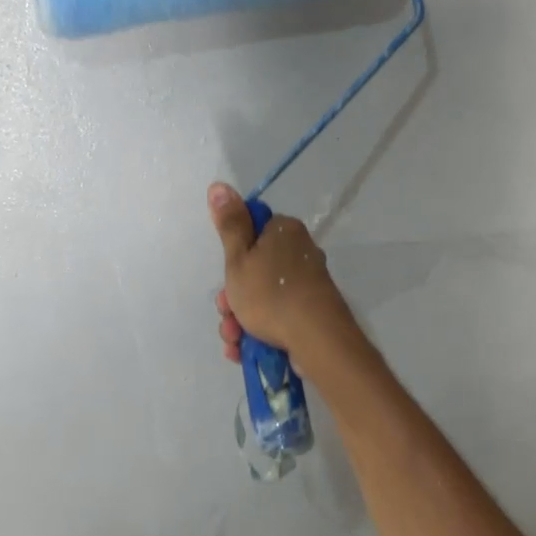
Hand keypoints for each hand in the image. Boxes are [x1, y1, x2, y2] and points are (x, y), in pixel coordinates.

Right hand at [209, 182, 353, 362]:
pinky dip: (257, 333)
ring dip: (239, 321)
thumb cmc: (271, 295)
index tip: (225, 277)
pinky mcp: (310, 312)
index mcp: (284, 232)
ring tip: (234, 340)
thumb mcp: (239, 258)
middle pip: (253, 270)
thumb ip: (229, 225)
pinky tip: (243, 350)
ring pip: (260, 299)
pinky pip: (275, 317)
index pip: (252, 232)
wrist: (316, 340)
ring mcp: (307, 285)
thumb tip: (219, 185)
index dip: (232, 256)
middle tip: (226, 313)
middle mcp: (300, 253)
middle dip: (232, 298)